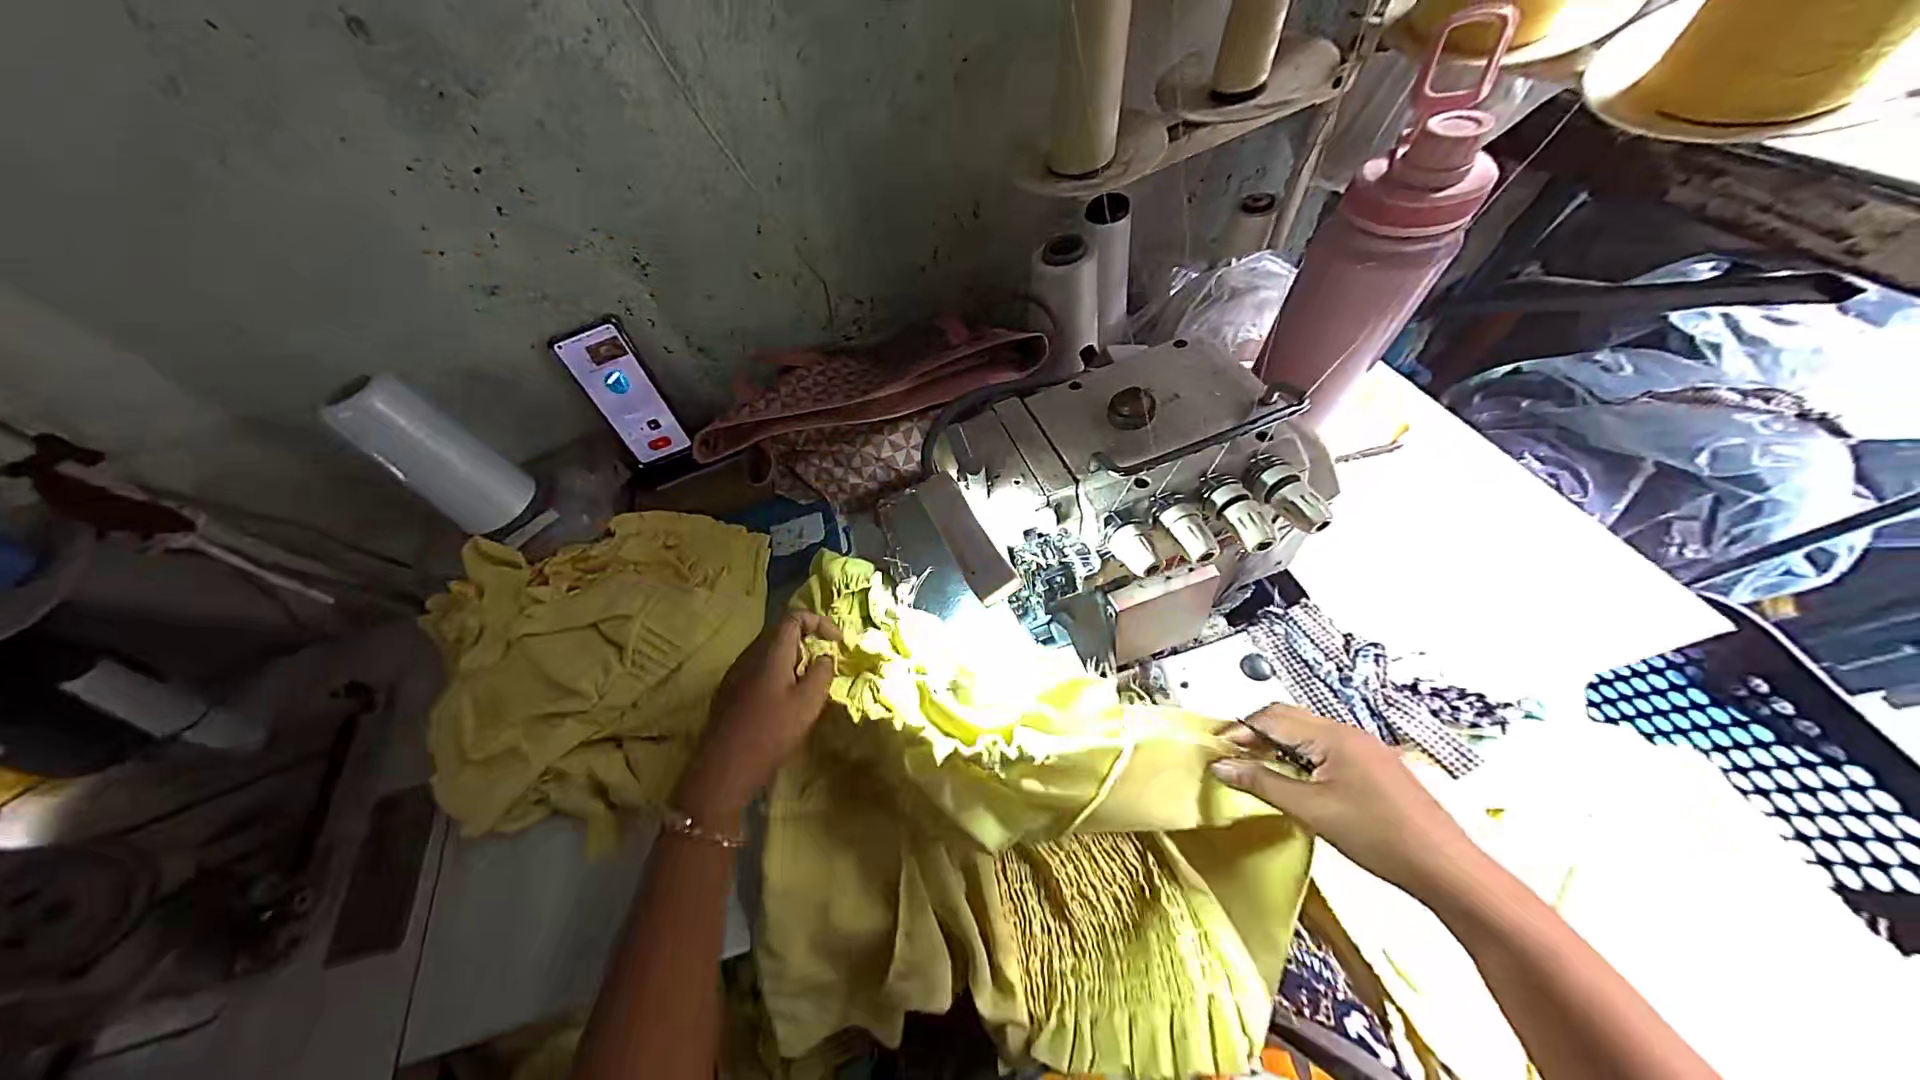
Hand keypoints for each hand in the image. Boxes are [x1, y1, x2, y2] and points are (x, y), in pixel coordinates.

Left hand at [671, 612, 841, 826]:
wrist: (724, 767)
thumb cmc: (771, 731)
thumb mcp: (808, 702)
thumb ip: (822, 672)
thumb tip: (825, 656)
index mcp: (770, 652)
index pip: (794, 617)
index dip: (819, 622)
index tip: (837, 642)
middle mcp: (749, 655)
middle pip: (780, 632)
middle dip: (807, 641)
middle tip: (824, 664)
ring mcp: (735, 673)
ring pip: (769, 652)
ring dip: (793, 659)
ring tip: (807, 685)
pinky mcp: (729, 691)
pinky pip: (758, 669)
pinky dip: (777, 673)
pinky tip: (783, 701)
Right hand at [1209, 704, 1478, 897]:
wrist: (1446, 868)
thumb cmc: (1382, 837)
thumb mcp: (1310, 810)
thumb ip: (1263, 783)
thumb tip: (1224, 766)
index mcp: (1332, 736)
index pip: (1271, 718)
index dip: (1239, 730)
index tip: (1218, 749)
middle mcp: (1348, 732)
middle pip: (1288, 717)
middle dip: (1255, 732)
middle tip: (1233, 757)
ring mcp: (1364, 748)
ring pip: (1306, 732)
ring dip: (1277, 744)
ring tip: (1257, 770)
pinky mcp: (1373, 766)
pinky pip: (1325, 747)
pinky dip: (1300, 757)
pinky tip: (1294, 780)